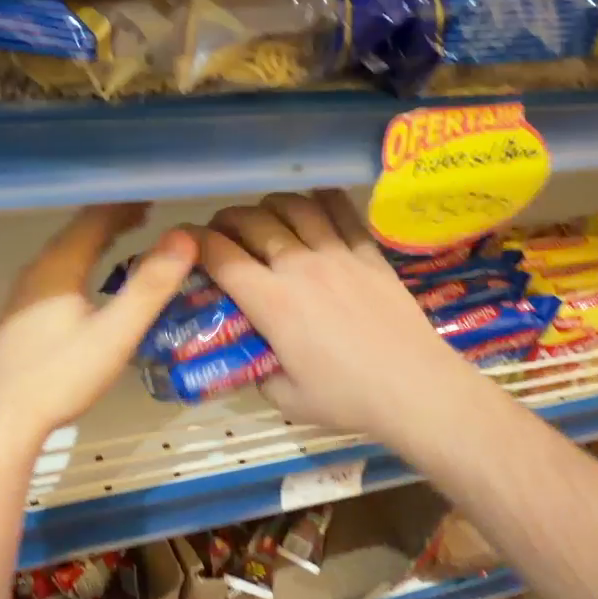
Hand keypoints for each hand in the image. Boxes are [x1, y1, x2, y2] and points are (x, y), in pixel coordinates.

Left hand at [0, 203, 195, 445]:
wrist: (2, 420)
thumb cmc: (60, 377)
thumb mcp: (114, 334)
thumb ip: (149, 287)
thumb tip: (184, 237)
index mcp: (58, 267)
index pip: (93, 220)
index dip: (124, 205)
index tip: (153, 197)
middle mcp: (35, 272)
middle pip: (76, 233)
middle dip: (111, 220)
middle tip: (145, 214)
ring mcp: (22, 297)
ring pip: (63, 254)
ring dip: (94, 242)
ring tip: (123, 239)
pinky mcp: (18, 319)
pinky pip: (55, 275)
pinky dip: (80, 264)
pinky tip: (87, 285)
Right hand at [198, 191, 485, 446]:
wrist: (414, 388)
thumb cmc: (347, 398)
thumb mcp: (287, 399)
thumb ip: (260, 374)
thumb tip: (252, 360)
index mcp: (273, 303)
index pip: (222, 257)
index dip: (194, 243)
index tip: (183, 241)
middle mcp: (300, 267)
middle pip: (253, 222)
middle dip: (227, 220)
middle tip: (221, 232)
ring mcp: (338, 255)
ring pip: (295, 206)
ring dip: (269, 205)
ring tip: (263, 216)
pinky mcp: (370, 254)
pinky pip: (341, 211)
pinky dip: (320, 199)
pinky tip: (312, 203)